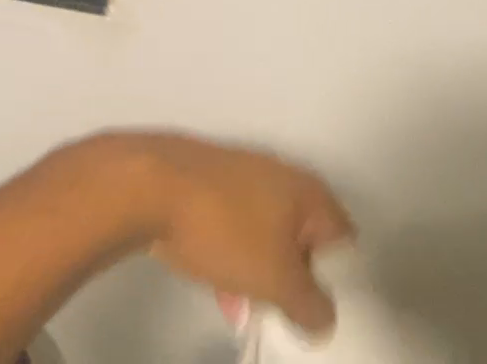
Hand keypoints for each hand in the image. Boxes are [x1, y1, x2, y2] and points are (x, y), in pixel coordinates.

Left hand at [77, 133, 354, 335]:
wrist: (142, 185)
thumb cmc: (222, 229)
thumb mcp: (278, 282)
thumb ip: (312, 306)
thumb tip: (322, 315)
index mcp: (307, 190)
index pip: (344, 244)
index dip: (338, 283)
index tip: (318, 311)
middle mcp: (276, 172)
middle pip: (299, 239)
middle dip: (289, 281)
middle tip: (276, 314)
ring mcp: (235, 171)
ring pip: (260, 233)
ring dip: (254, 271)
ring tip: (237, 307)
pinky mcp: (200, 178)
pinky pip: (227, 222)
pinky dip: (226, 251)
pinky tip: (211, 282)